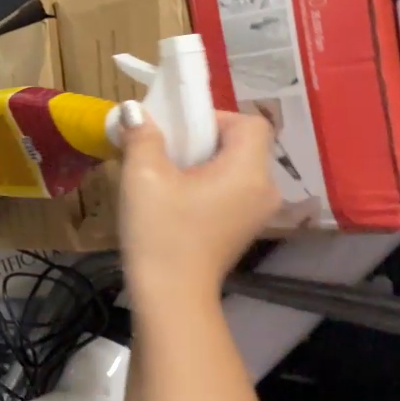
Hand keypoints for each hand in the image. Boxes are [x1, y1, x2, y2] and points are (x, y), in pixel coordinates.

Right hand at [119, 109, 279, 307]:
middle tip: (162, 151)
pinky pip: (230, 190)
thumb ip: (142, 138)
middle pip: (242, 145)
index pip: (249, 123)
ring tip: (163, 176)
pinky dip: (206, 184)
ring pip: (235, 168)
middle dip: (202, 140)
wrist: (170, 290)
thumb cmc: (159, 229)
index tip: (176, 130)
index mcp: (247, 171)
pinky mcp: (243, 227)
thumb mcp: (143, 177)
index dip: (214, 117)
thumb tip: (134, 110)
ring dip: (202, 163)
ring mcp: (258, 211)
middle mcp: (265, 188)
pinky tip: (173, 200)